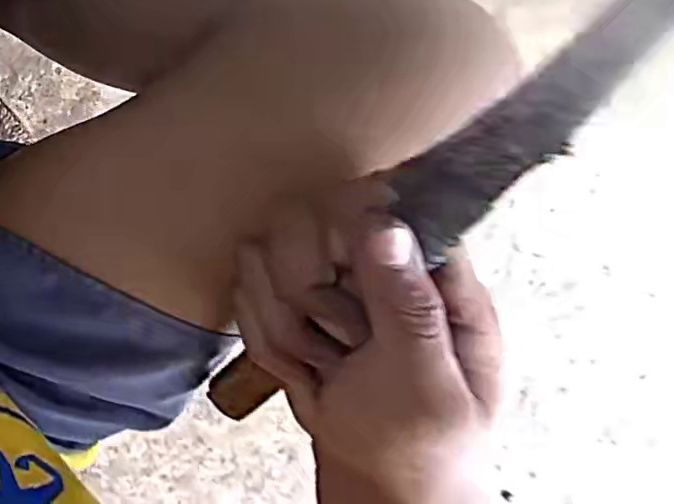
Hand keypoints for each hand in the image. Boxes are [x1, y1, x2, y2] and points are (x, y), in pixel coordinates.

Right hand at [235, 182, 500, 503]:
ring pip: (263, 249)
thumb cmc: (418, 445)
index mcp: (430, 274)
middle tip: (341, 342)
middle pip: (304, 216)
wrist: (371, 480)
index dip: (352, 229)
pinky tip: (301, 361)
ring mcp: (324, 269)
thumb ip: (406, 305)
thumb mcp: (426, 386)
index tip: (344, 274)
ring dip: (283, 321)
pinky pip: (243, 280)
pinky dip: (263, 329)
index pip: (379, 198)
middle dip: (305, 292)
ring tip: (322, 360)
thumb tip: (384, 223)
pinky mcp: (282, 285)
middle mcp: (373, 257)